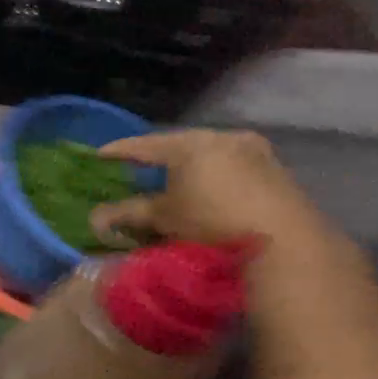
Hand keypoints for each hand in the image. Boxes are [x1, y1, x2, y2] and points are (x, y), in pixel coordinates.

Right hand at [92, 130, 328, 247]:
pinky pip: (228, 166)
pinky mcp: (273, 170)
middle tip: (134, 169)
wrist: (282, 240)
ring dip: (185, 168)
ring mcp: (254, 151)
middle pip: (180, 145)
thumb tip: (95, 218)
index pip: (145, 144)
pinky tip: (200, 192)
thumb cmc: (210, 220)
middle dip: (155, 159)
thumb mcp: (161, 218)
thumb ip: (126, 213)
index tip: (97, 156)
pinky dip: (208, 176)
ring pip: (207, 155)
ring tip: (167, 183)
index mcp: (192, 144)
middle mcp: (224, 138)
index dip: (119, 151)